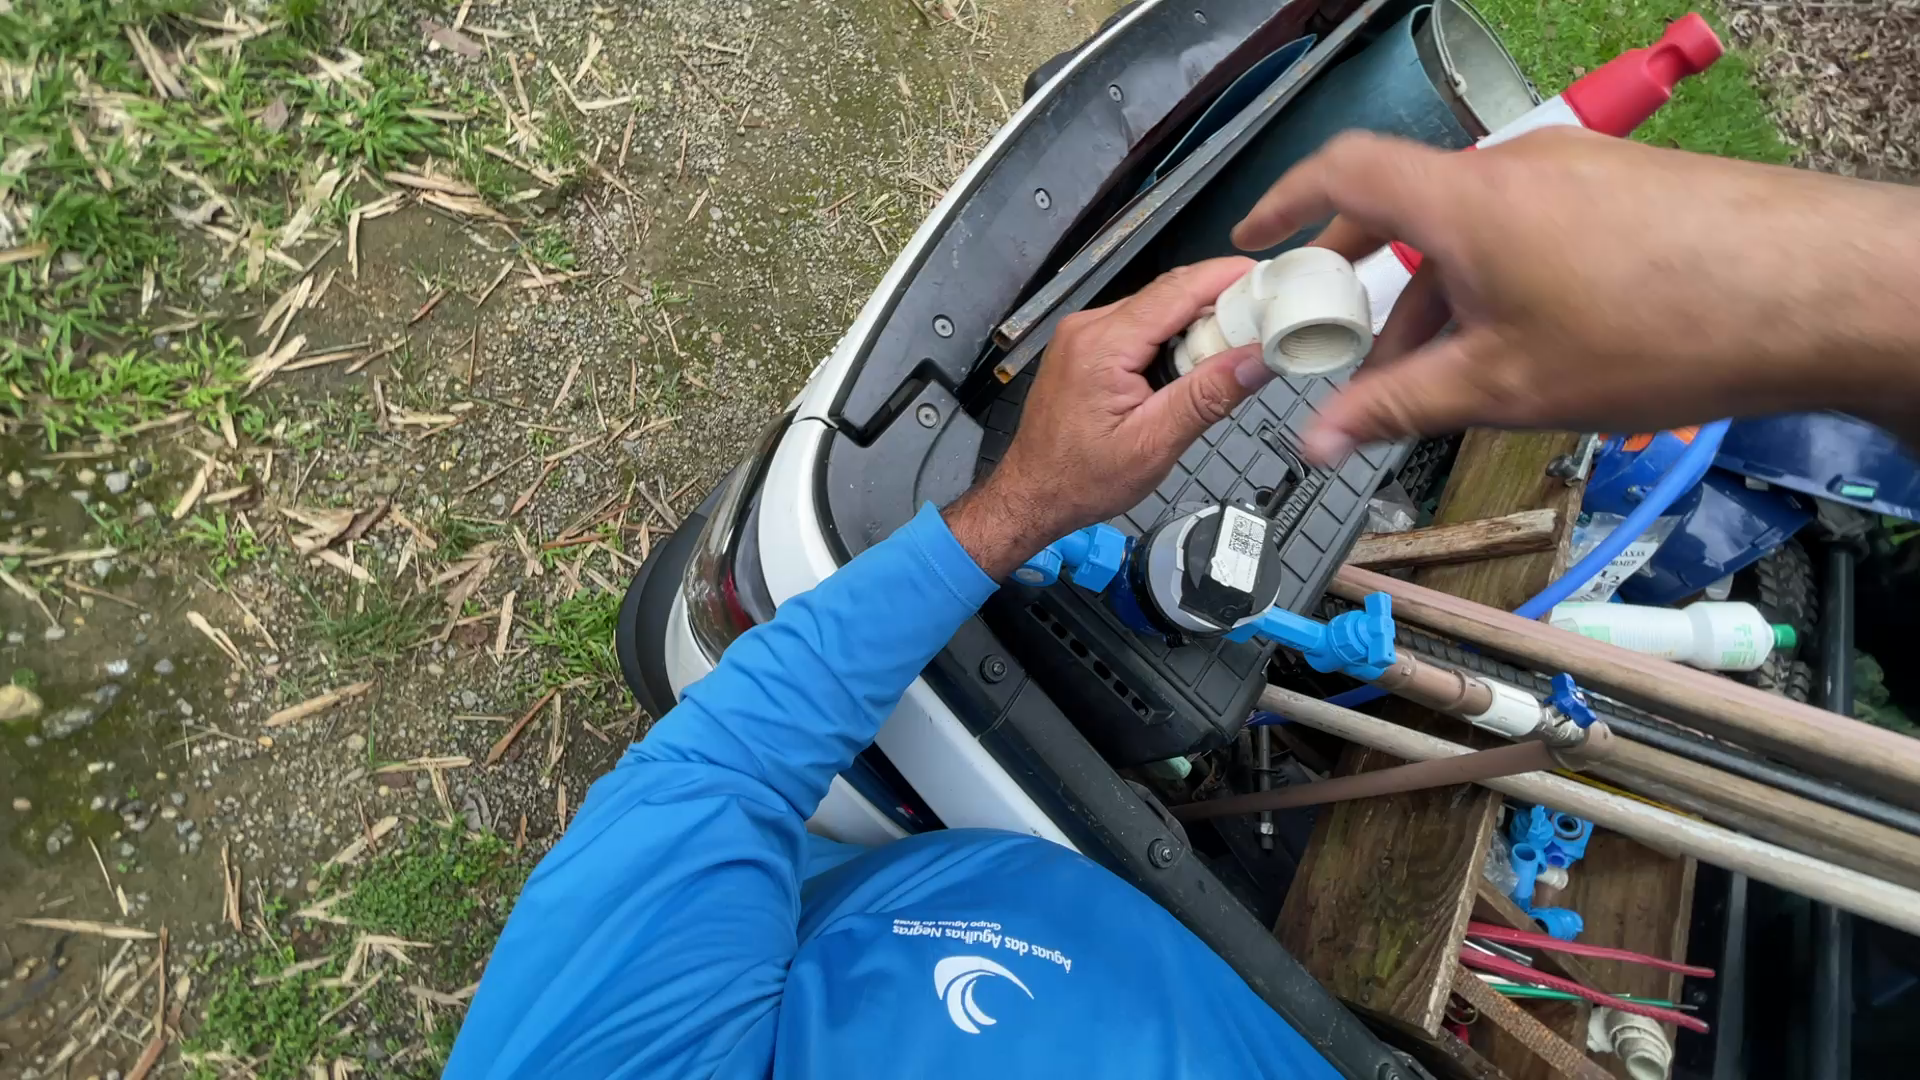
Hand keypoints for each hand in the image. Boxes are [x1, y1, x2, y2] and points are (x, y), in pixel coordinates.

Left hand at [946, 259, 1276, 579]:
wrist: (1032, 496)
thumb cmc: (1081, 480)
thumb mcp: (1154, 444)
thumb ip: (1207, 397)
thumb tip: (1259, 359)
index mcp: (1102, 345)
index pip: (1178, 290)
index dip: (1230, 279)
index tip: (1274, 280)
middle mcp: (1087, 328)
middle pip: (1168, 296)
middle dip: (1218, 308)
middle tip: (1262, 331)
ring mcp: (1081, 336)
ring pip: (1154, 312)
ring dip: (1193, 330)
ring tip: (1228, 359)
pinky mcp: (1083, 350)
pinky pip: (1136, 330)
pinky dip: (1168, 343)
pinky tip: (1186, 371)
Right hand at [1232, 128, 1919, 462]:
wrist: (1838, 295)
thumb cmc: (1648, 332)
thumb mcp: (1493, 384)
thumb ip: (1389, 410)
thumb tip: (1313, 444)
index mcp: (1464, 202)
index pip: (1344, 172)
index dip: (1284, 201)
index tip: (1252, 238)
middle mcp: (1511, 170)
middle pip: (1398, 211)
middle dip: (1354, 279)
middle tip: (1330, 334)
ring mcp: (1569, 174)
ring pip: (1459, 235)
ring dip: (1423, 301)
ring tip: (1422, 376)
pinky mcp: (1614, 191)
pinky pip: (1512, 233)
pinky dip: (1477, 285)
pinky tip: (1494, 345)